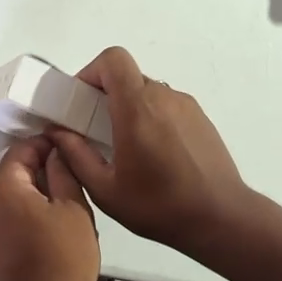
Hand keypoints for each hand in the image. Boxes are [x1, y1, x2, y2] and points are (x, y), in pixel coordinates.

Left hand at [0, 136, 100, 280]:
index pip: (20, 151)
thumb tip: (53, 152)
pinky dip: (18, 216)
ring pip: (5, 198)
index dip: (44, 146)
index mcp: (1, 187)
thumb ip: (62, 171)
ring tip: (59, 205)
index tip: (65, 148)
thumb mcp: (73, 208)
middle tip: (67, 178)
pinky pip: (0, 220)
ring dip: (28, 196)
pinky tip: (42, 227)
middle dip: (36, 173)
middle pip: (10, 175)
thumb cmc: (64, 256)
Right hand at [44, 46, 255, 255]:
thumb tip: (57, 132)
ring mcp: (186, 106)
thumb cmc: (160, 206)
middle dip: (105, 95)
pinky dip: (151, 118)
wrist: (223, 220)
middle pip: (126, 76)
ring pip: (146, 91)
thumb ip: (76, 155)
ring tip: (126, 147)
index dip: (92, 72)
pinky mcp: (200, 118)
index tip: (82, 100)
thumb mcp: (105, 190)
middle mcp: (163, 97)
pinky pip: (165, 105)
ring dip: (129, 108)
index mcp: (137, 108)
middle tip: (96, 129)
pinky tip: (153, 155)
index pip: (113, 60)